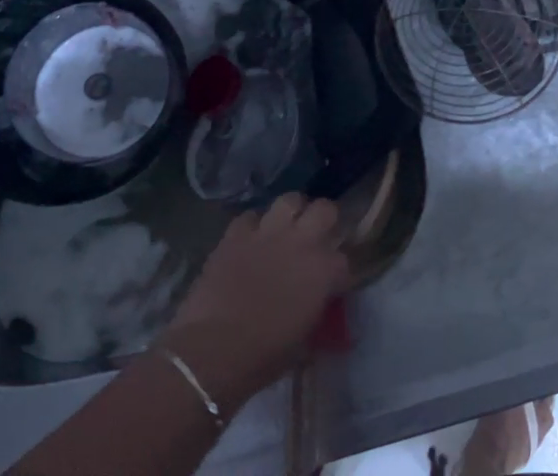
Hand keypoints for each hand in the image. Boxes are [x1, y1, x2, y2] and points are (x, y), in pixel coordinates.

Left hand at [158, 194, 349, 406]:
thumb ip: (315, 314)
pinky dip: (253, 226)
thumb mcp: (304, 342)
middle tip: (316, 236)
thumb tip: (315, 308)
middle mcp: (302, 243)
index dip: (339, 269)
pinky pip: (249, 217)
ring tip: (286, 228)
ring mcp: (267, 234)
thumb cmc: (264, 356)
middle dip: (325, 220)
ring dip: (291, 212)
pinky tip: (250, 240)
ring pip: (289, 200)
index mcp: (324, 271)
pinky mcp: (235, 235)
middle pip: (325, 209)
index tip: (333, 281)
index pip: (345, 258)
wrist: (213, 351)